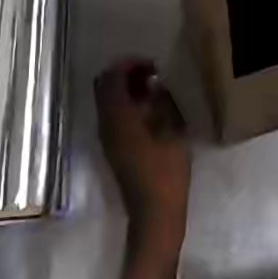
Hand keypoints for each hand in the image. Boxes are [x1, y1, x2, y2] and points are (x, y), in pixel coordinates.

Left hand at [95, 59, 190, 278]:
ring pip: (107, 101)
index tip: (152, 63)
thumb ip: (163, 101)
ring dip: (125, 89)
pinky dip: (126, 104)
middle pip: (104, 86)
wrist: (155, 215)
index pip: (112, 77)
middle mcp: (105, 124)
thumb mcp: (173, 130)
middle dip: (124, 73)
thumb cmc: (167, 172)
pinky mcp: (113, 148)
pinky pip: (112, 115)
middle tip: (152, 73)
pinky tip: (150, 110)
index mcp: (118, 117)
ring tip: (154, 88)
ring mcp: (106, 138)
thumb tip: (156, 83)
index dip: (129, 64)